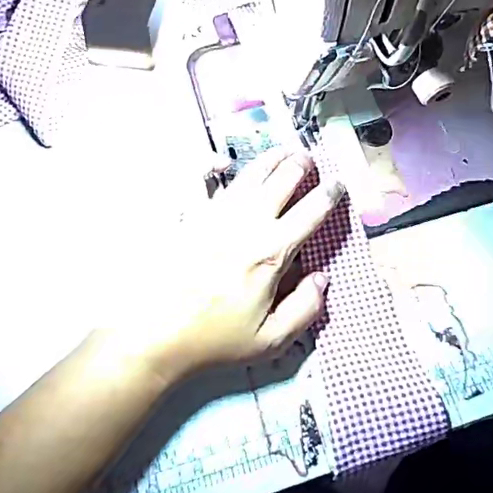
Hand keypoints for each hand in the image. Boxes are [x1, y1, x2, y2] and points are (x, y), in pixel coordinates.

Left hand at [103, 148, 344, 385]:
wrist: (155, 331)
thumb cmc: (212, 339)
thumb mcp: (270, 340)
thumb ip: (304, 309)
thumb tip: (321, 280)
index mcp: (270, 253)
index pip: (310, 213)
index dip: (329, 194)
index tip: (337, 184)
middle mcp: (245, 224)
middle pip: (280, 181)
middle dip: (299, 165)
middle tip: (308, 159)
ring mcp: (214, 215)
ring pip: (248, 175)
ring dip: (269, 159)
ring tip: (282, 151)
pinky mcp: (188, 216)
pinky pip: (201, 181)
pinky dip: (212, 165)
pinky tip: (221, 161)